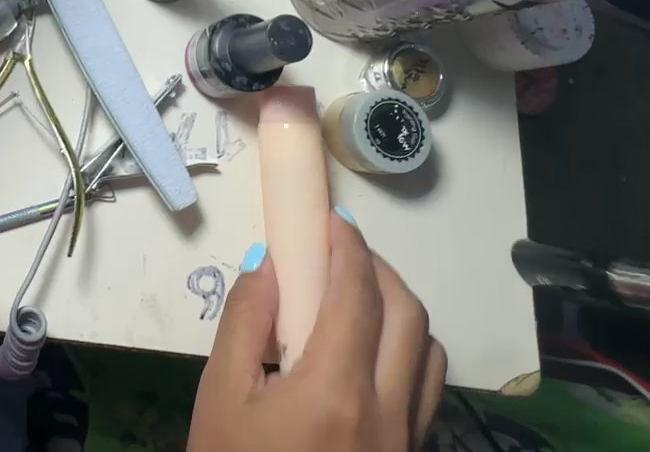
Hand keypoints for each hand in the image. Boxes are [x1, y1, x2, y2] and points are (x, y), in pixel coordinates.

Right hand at [188, 213, 447, 451]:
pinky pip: (426, 389)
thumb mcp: (220, 390)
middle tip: (339, 250)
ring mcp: (406, 441)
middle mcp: (386, 412)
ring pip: (430, 352)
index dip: (348, 246)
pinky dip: (407, 349)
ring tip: (355, 293)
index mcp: (333, 389)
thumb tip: (270, 261)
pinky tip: (368, 348)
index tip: (330, 220)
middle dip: (377, 268)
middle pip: (408, 316)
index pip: (357, 294)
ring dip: (398, 308)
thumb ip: (245, 318)